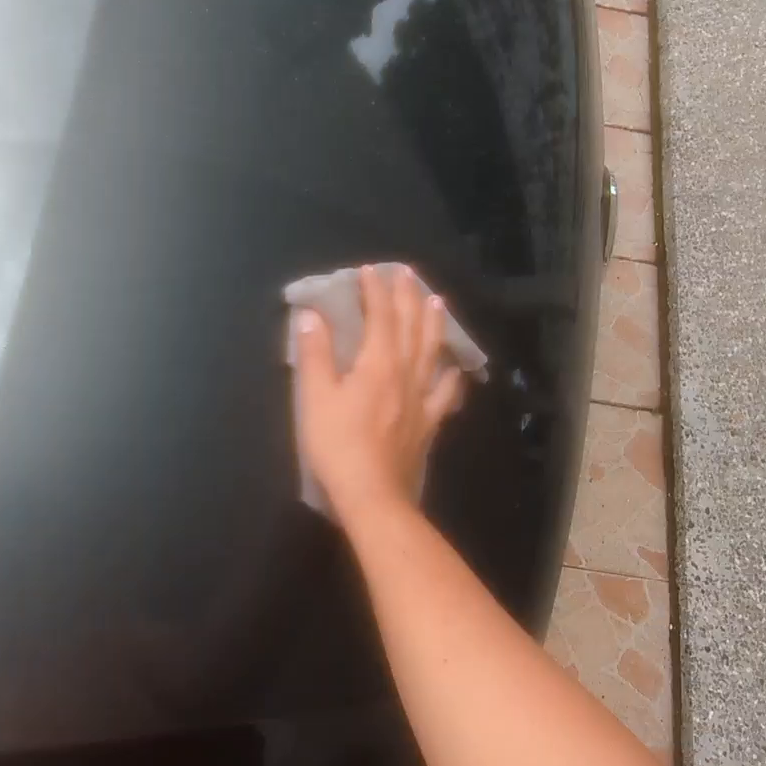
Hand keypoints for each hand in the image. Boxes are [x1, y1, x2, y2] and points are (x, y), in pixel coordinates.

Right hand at [293, 264, 465, 517]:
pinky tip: (454, 371)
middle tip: (409, 273)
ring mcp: (422, 400)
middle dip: (408, 297)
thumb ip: (314, 354)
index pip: (380, 316)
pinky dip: (450, 376)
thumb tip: (311, 315)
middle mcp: (406, 374)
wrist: (373, 495)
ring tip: (438, 303)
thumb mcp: (315, 397)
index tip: (370, 270)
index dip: (375, 291)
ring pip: (432, 352)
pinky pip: (444, 393)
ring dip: (434, 324)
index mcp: (378, 363)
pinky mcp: (428, 424)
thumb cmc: (338, 445)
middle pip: (412, 327)